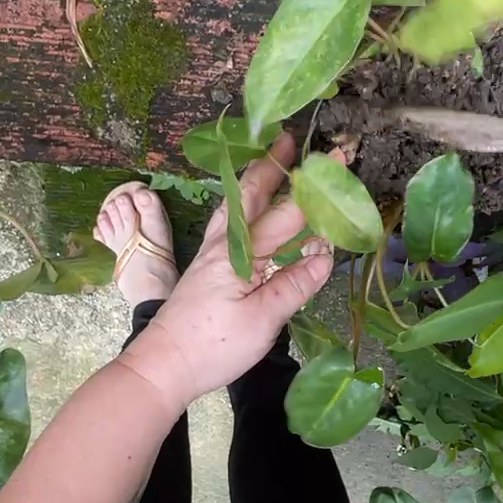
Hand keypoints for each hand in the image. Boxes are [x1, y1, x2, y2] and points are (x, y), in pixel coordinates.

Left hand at [115, 134, 333, 409]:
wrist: (162, 364)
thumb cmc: (212, 346)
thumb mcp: (262, 320)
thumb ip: (294, 285)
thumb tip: (326, 255)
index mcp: (242, 253)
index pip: (288, 214)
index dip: (316, 188)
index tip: (340, 158)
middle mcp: (224, 244)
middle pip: (252, 195)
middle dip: (273, 166)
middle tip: (288, 138)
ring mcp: (211, 254)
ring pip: (235, 206)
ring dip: (254, 181)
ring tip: (267, 162)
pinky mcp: (205, 267)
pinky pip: (228, 222)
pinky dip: (241, 204)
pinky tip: (245, 209)